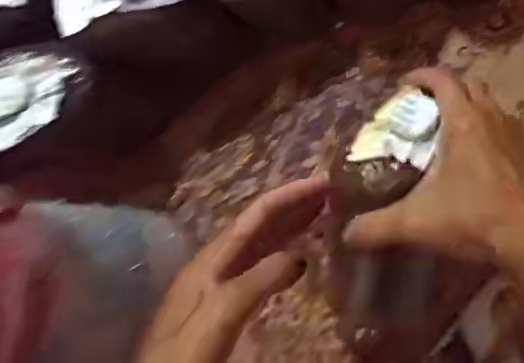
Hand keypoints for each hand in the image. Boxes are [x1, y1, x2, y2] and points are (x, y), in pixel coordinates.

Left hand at [135, 176, 330, 362]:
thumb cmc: (184, 360)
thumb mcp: (219, 318)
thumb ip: (258, 280)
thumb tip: (300, 252)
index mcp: (210, 261)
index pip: (257, 212)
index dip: (294, 192)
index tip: (329, 180)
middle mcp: (215, 267)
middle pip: (262, 224)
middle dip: (299, 205)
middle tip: (339, 193)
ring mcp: (219, 288)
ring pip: (265, 244)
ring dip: (297, 227)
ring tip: (332, 216)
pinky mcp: (226, 309)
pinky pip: (265, 268)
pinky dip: (290, 255)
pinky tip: (308, 258)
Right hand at [342, 68, 523, 266]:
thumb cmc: (470, 214)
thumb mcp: (413, 222)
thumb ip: (374, 226)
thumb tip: (347, 232)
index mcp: (465, 119)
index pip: (444, 80)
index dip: (423, 76)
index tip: (404, 83)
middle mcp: (491, 114)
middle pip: (469, 85)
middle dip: (445, 88)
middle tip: (422, 108)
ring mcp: (512, 127)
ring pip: (488, 102)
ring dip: (467, 106)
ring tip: (445, 130)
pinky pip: (502, 123)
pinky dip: (484, 126)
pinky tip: (472, 153)